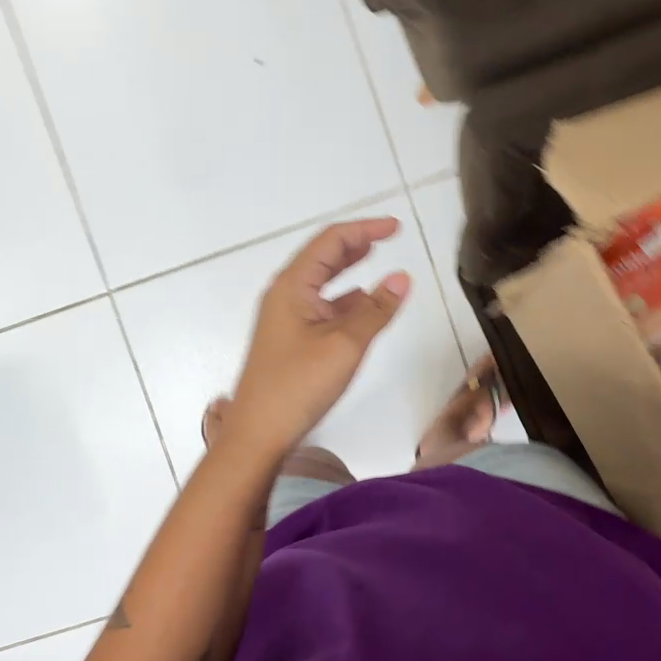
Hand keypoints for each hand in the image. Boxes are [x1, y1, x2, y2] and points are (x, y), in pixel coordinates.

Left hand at [226, 218, 411, 452]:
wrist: (258, 432)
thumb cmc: (298, 384)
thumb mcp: (345, 344)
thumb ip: (376, 309)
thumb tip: (402, 277)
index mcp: (293, 285)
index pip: (330, 241)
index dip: (364, 229)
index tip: (396, 228)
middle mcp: (285, 294)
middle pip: (322, 257)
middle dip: (355, 244)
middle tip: (389, 238)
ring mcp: (285, 318)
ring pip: (321, 283)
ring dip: (349, 270)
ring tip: (377, 261)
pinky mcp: (290, 340)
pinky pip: (320, 307)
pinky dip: (344, 300)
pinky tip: (362, 305)